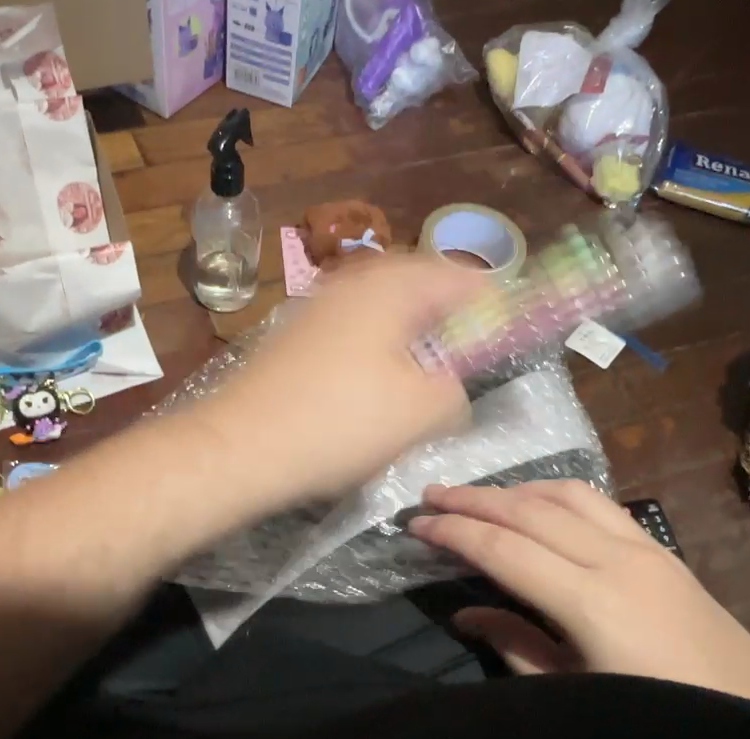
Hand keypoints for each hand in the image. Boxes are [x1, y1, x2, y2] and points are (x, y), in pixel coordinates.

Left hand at [189, 255, 486, 505]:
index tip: (510, 335)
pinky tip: (375, 391)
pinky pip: (353, 336)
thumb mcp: (421, 412)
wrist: (238, 448)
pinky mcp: (294, 340)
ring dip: (411, 340)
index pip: (462, 278)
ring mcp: (317, 308)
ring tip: (426, 380)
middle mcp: (353, 282)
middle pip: (419, 289)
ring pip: (383, 314)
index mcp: (393, 285)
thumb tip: (454, 388)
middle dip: (448, 322)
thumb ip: (458, 391)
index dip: (493, 305)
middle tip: (469, 360)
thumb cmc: (338, 422)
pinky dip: (376, 355)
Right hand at [409, 481, 749, 738]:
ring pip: (568, 496)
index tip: (414, 525)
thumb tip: (465, 612)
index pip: (505, 550)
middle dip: (474, 500)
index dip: (454, 534)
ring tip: (474, 495)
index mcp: (592, 604)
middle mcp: (618, 561)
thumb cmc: (658, 722)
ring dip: (515, 490)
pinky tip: (535, 505)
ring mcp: (646, 549)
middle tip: (428, 496)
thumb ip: (514, 645)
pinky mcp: (663, 551)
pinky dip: (555, 495)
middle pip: (531, 512)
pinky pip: (600, 505)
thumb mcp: (573, 694)